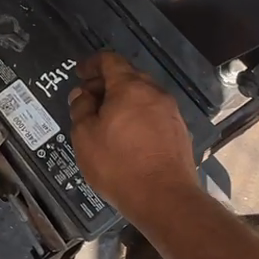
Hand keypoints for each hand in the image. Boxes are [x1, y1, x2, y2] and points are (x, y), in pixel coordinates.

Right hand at [68, 52, 205, 229]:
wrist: (165, 198)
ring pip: (143, 96)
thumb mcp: (85, 136)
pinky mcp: (179, 133)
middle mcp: (155, 93)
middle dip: (106, 83)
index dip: (92, 64)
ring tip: (106, 121)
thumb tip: (83, 95)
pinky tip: (127, 137)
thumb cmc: (118, 164)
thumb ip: (81, 109)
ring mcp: (171, 113)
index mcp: (130, 87)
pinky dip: (137, 116)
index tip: (79, 73)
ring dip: (123, 101)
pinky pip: (153, 114)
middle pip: (128, 76)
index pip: (110, 61)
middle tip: (88, 100)